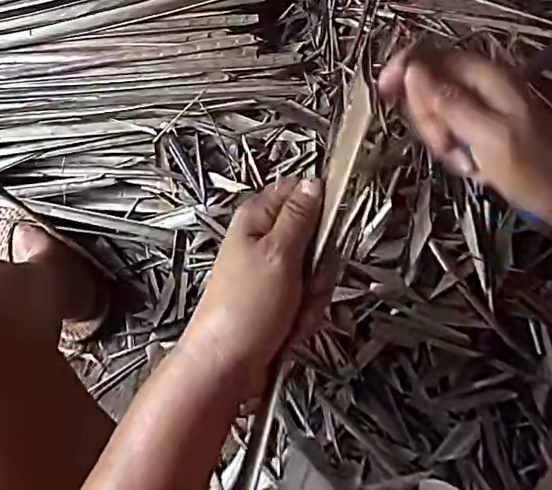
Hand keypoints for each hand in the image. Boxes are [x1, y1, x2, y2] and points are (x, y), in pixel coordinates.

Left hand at [180, 179, 323, 396]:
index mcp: (258, 216)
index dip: (321, 211)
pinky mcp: (277, 298)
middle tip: (306, 282)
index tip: (326, 235)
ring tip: (295, 310)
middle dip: (319, 266)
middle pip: (315, 236)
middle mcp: (263, 238)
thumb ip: (300, 217)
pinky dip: (306, 315)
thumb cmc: (242, 309)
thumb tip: (314, 183)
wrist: (225, 368)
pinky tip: (292, 326)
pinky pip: (308, 298)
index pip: (300, 191)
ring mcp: (271, 270)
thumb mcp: (279, 254)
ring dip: (313, 296)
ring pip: (315, 271)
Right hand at [378, 46, 551, 223]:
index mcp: (484, 76)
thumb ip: (450, 102)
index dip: (402, 68)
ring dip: (436, 135)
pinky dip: (447, 145)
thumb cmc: (537, 170)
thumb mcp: (490, 136)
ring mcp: (478, 102)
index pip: (428, 53)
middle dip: (424, 114)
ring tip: (461, 161)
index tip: (385, 93)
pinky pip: (445, 124)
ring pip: (431, 105)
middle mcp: (478, 82)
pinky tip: (465, 164)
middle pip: (424, 81)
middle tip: (444, 146)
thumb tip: (412, 69)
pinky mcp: (477, 123)